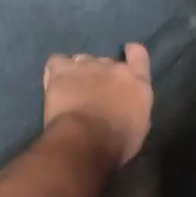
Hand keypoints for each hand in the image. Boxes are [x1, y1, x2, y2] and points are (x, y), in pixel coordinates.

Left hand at [43, 43, 153, 164]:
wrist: (86, 141)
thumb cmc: (118, 142)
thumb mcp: (139, 126)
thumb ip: (134, 106)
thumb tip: (126, 104)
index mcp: (136, 81)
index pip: (138, 54)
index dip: (131, 54)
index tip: (127, 58)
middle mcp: (112, 66)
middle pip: (107, 61)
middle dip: (101, 74)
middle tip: (95, 93)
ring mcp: (86, 65)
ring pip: (82, 61)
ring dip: (79, 72)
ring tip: (73, 91)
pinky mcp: (61, 70)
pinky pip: (57, 62)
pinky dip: (57, 70)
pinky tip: (56, 82)